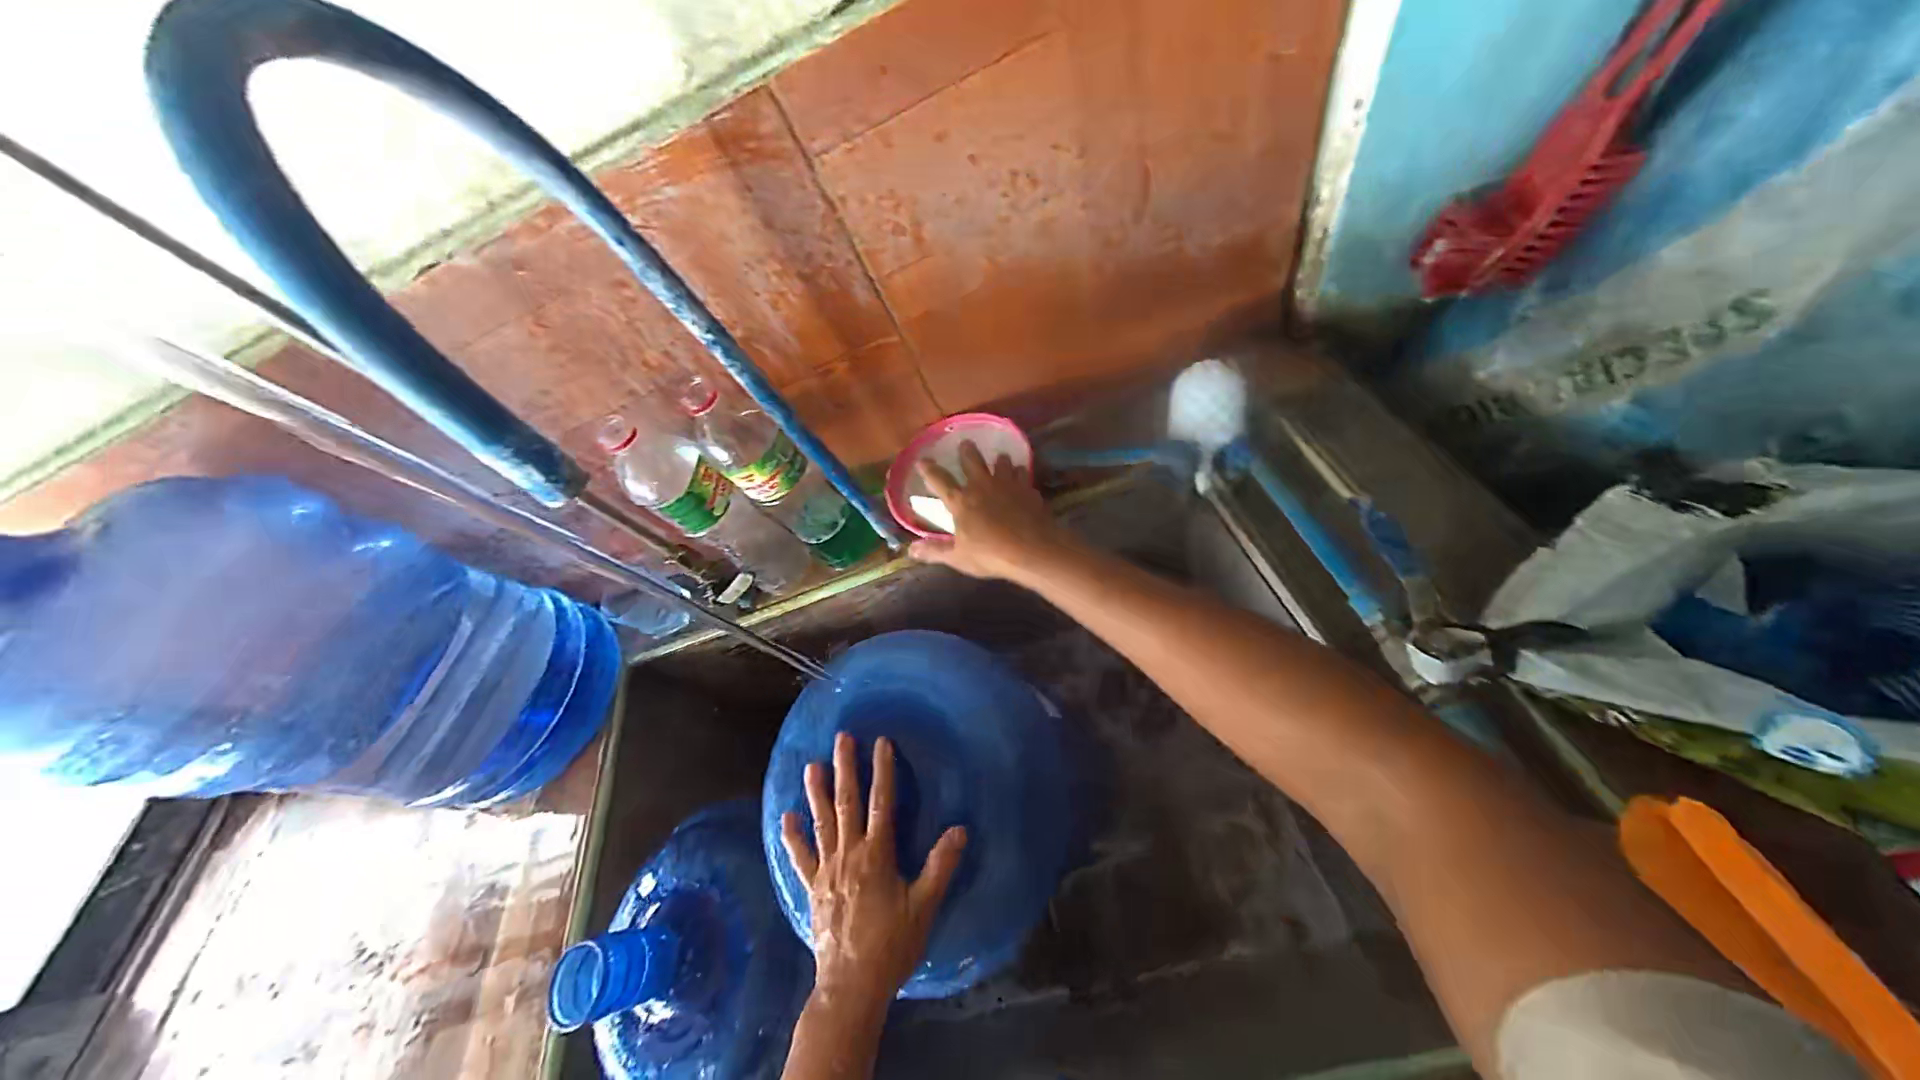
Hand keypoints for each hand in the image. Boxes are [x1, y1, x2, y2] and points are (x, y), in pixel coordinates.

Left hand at [780, 733, 966, 1005]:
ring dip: (817, 792)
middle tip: (842, 738)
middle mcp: (849, 855)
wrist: (851, 985)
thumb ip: (940, 866)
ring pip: (822, 822)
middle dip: (846, 768)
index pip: (882, 802)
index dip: (883, 770)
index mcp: (876, 855)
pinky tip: (786, 817)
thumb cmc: (891, 945)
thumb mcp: (923, 907)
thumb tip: (959, 829)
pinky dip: (793, 836)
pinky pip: (801, 857)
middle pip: (847, 803)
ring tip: (812, 765)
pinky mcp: (812, 888)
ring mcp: (827, 870)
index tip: (881, 742)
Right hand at [909, 442, 1079, 582]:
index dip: (929, 469)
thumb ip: (935, 551)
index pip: (939, 480)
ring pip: (1002, 462)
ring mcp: (1008, 484)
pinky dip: (1020, 473)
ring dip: (999, 460)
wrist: (1033, 550)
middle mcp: (982, 486)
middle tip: (966, 443)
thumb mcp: (959, 557)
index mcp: (961, 501)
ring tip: (999, 458)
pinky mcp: (1028, 489)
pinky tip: (1021, 476)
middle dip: (967, 451)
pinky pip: (1023, 474)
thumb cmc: (991, 555)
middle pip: (972, 461)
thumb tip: (911, 550)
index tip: (922, 460)